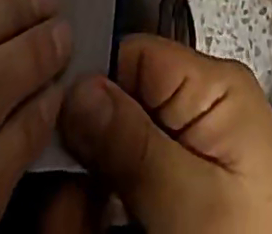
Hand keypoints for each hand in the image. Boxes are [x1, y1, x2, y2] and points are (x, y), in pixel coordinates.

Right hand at [57, 35, 271, 233]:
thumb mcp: (192, 200)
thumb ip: (133, 143)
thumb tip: (77, 88)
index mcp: (213, 85)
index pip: (132, 55)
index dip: (91, 86)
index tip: (58, 130)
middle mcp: (196, 103)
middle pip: (116, 103)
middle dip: (86, 153)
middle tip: (72, 206)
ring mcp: (183, 144)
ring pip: (110, 146)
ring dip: (85, 190)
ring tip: (78, 223)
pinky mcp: (172, 181)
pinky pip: (122, 177)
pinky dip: (99, 206)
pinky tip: (89, 225)